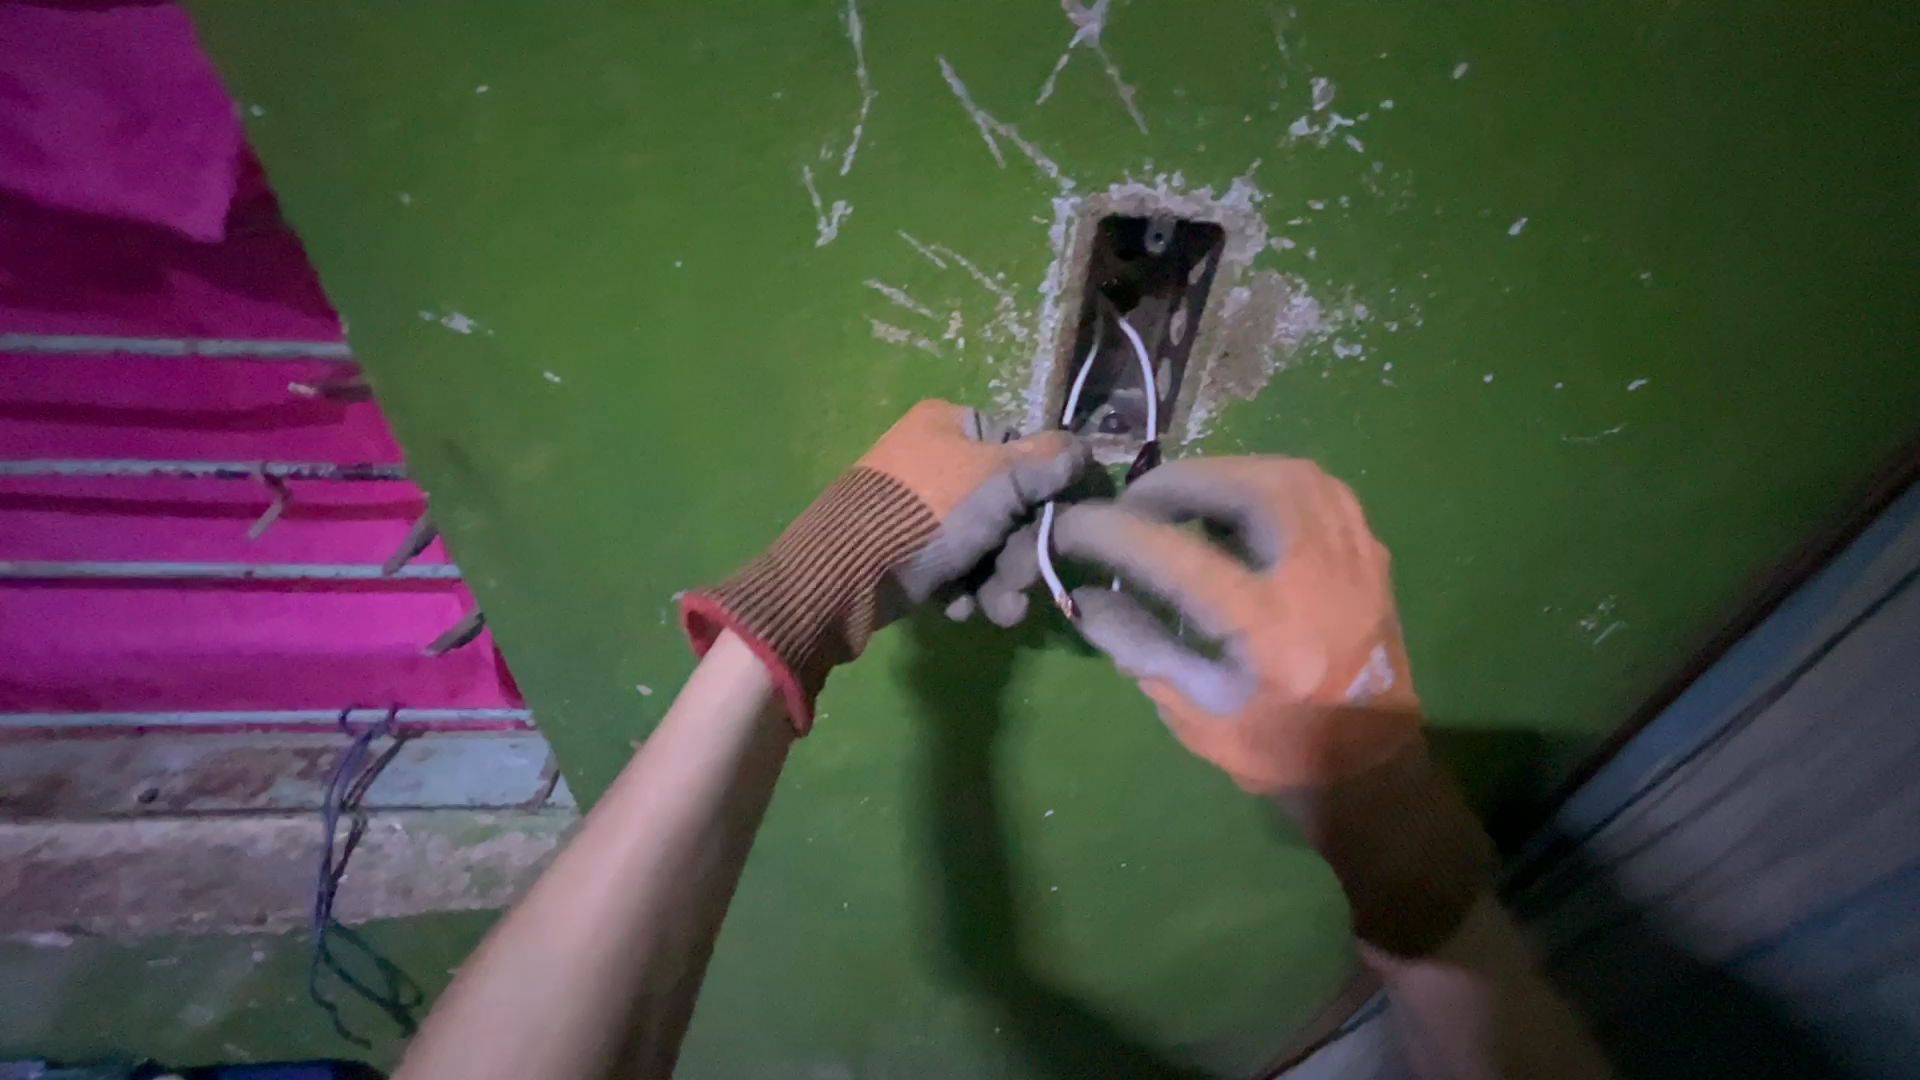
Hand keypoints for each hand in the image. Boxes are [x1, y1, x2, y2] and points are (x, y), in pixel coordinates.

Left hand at [681, 400, 1089, 732]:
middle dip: (1019, 553)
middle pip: (1004, 504)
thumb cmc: (929, 512)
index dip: (1046, 490)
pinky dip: (961, 587)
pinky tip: (956, 606)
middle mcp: (933, 459)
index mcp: (951, 424)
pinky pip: (951, 565)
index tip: (1063, 526)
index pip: (1020, 448)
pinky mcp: (903, 549)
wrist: (846, 573)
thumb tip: (1086, 450)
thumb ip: (1048, 464)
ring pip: (981, 543)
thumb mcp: (999, 479)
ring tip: (999, 611)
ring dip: (997, 580)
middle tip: (1023, 583)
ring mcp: (917, 506)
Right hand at [975, 455, 1492, 957]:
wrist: (1370, 765)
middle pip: (1244, 490)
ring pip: (1283, 474)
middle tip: (1132, 504)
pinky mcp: (1368, 551)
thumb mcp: (1190, 709)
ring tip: (1179, 500)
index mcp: (1268, 630)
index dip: (1110, 532)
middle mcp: (1318, 579)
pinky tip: (1235, 502)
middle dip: (1174, 484)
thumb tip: (1081, 592)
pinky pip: (1315, 486)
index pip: (1175, 556)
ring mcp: (1354, 558)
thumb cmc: (1273, 746)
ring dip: (1218, 475)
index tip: (1070, 525)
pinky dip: (1262, 481)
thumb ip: (1134, 642)